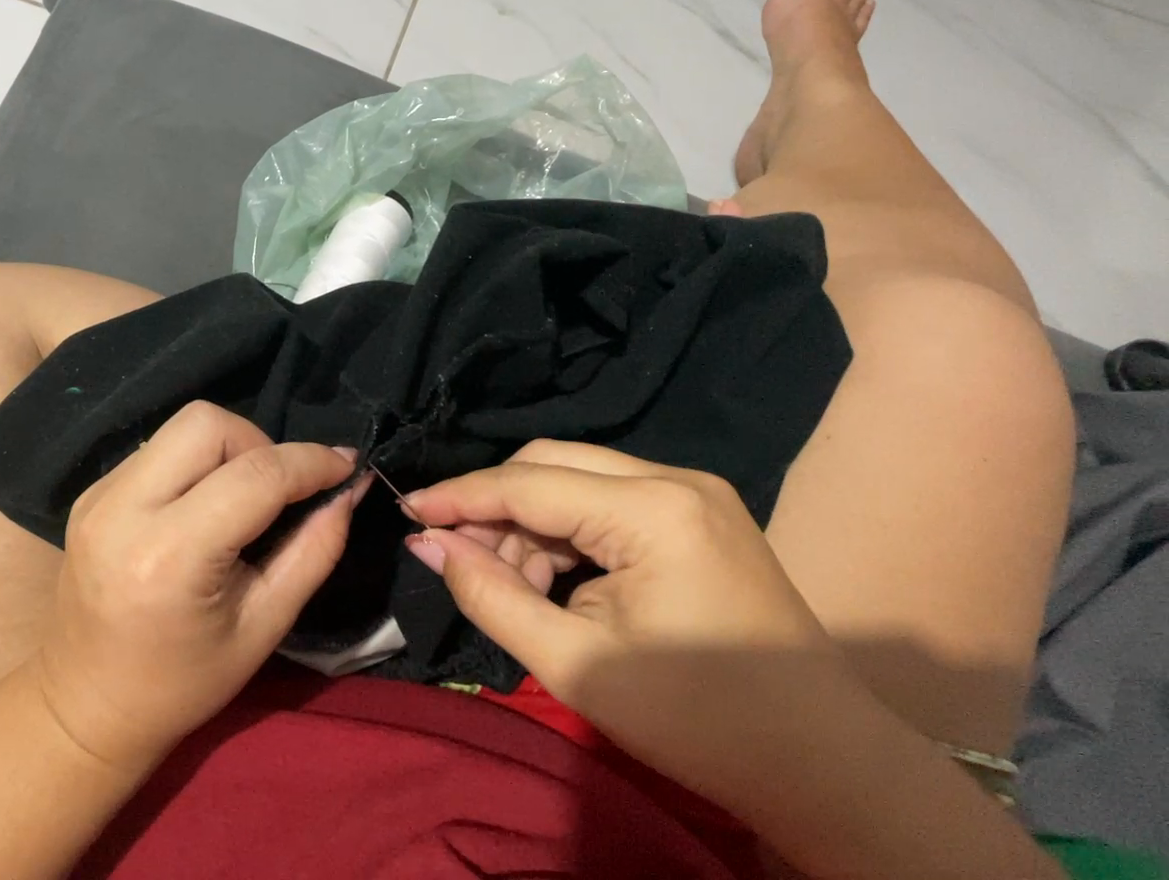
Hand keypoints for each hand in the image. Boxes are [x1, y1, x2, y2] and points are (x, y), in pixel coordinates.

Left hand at [34, 401, 365, 773]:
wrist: (86, 703)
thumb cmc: (183, 683)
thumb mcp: (264, 627)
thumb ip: (313, 550)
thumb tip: (348, 489)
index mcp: (170, 556)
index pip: (254, 475)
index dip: (310, 462)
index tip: (345, 466)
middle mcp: (123, 511)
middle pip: (206, 423)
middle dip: (258, 444)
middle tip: (277, 494)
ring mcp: (97, 497)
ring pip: (178, 428)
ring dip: (225, 451)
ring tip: (239, 503)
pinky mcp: (88, 494)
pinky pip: (155, 450)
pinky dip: (192, 465)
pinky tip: (198, 511)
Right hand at [402, 439, 873, 814]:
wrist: (823, 764)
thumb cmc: (694, 719)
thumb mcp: (573, 662)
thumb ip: (490, 594)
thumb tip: (428, 543)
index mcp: (653, 510)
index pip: (527, 483)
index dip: (459, 496)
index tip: (405, 511)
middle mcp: (676, 479)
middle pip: (550, 463)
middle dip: (496, 507)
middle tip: (461, 559)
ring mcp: (695, 493)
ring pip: (576, 479)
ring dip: (530, 522)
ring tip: (516, 587)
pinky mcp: (700, 515)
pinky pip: (608, 500)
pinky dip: (567, 532)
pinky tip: (557, 580)